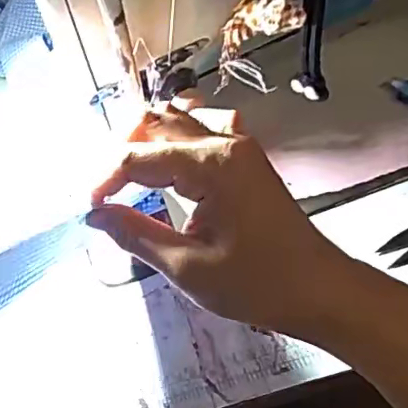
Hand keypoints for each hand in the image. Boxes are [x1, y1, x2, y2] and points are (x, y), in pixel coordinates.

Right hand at [87, 105, 369, 338]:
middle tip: (105, 190)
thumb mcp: (184, 266)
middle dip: (121, 151)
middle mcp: (226, 144)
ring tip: (129, 171)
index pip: (138, 157)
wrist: (318, 291)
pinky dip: (179, 134)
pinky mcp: (246, 159)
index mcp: (210, 166)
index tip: (90, 209)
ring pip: (182, 116)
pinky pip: (207, 125)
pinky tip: (169, 159)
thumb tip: (95, 215)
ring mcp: (240, 147)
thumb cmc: (255, 283)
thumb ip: (134, 233)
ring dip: (149, 136)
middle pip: (158, 121)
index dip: (104, 181)